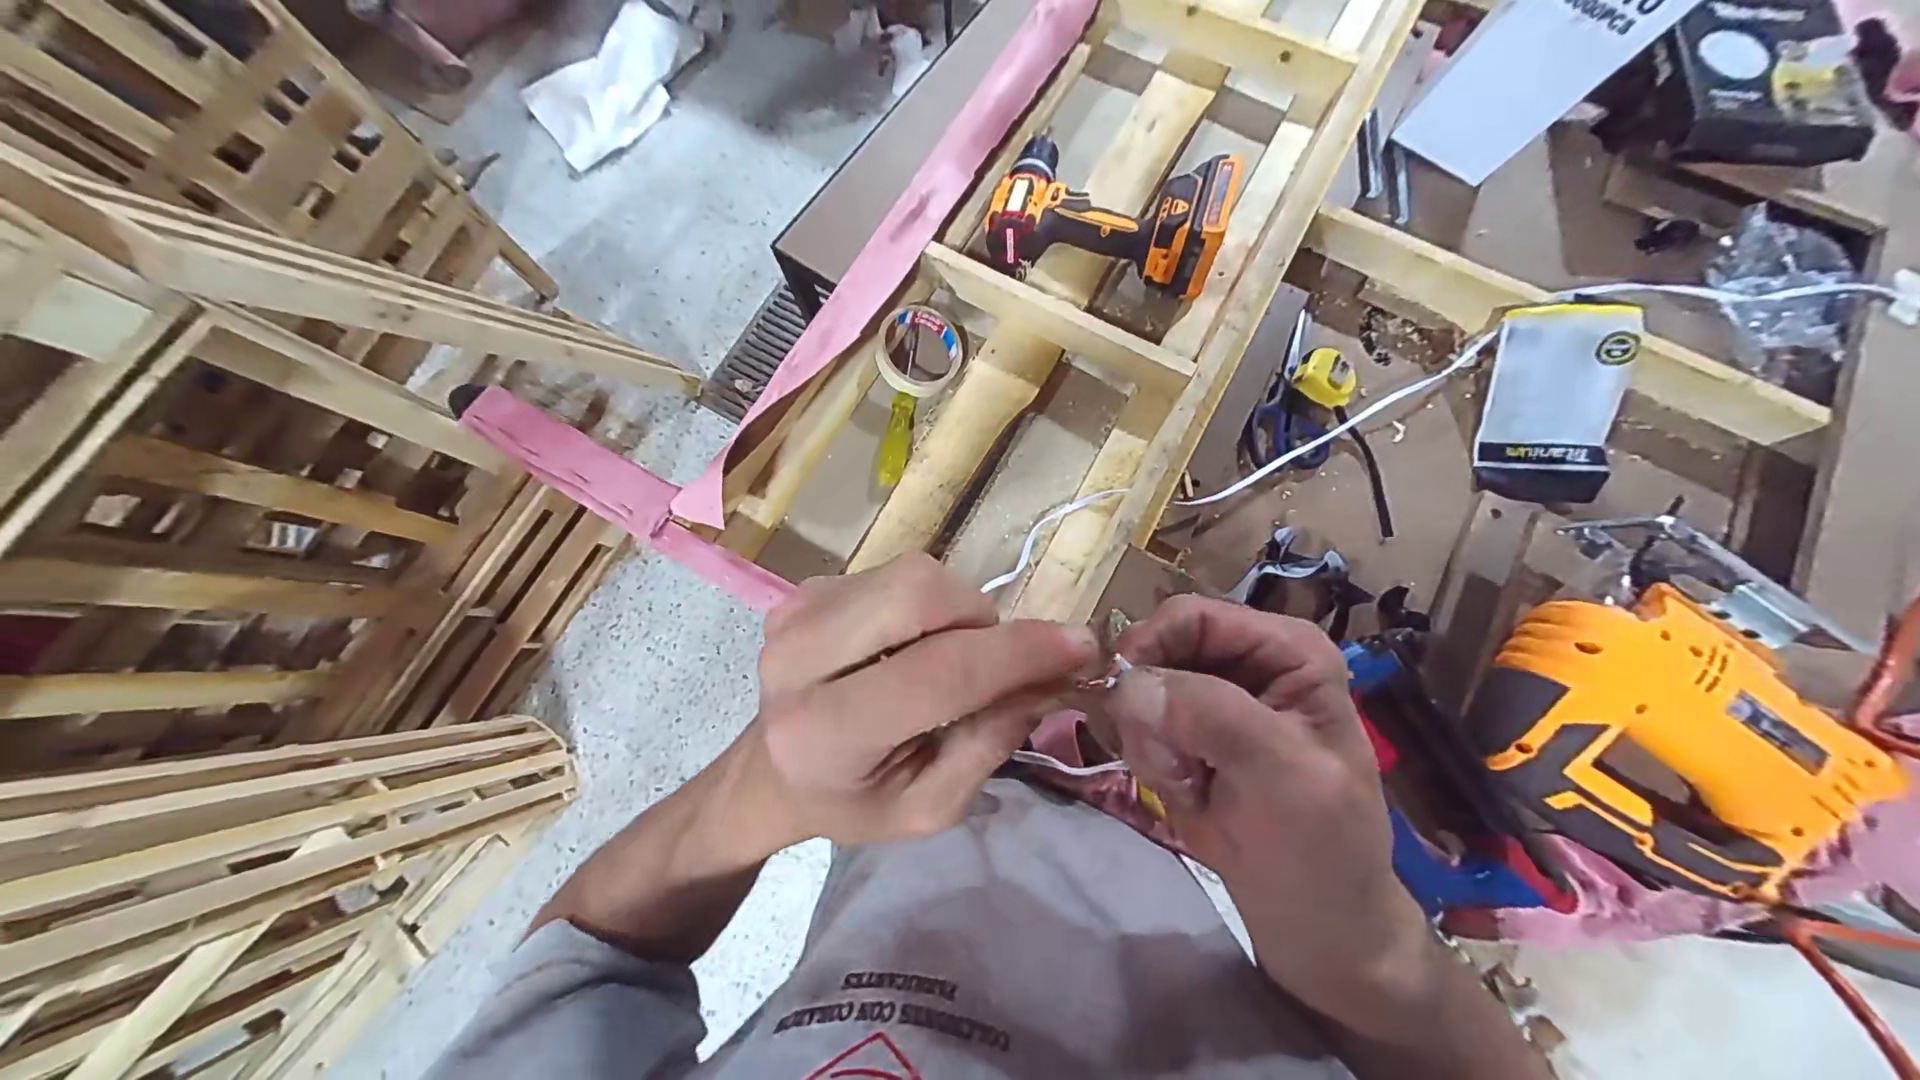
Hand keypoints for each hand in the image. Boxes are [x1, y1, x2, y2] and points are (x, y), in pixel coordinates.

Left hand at [751, 552, 1097, 846]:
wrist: (770, 771)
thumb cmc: (853, 801)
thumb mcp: (931, 805)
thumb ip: (992, 740)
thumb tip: (1054, 673)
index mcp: (824, 733)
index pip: (936, 674)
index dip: (1015, 655)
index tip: (1079, 646)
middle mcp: (798, 658)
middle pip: (920, 593)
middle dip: (982, 620)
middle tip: (994, 659)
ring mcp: (795, 613)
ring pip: (913, 574)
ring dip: (957, 611)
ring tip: (947, 656)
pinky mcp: (804, 589)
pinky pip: (895, 574)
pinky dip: (927, 605)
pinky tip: (909, 644)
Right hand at [1106, 596, 1431, 1024]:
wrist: (1313, 919)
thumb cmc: (1320, 846)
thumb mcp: (1284, 775)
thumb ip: (1213, 715)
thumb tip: (1128, 681)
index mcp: (1284, 647)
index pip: (1189, 615)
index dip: (1148, 648)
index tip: (1126, 703)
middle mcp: (1244, 658)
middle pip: (1154, 649)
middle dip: (1153, 711)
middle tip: (1181, 766)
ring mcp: (1211, 695)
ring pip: (1137, 689)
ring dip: (1153, 744)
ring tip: (1195, 786)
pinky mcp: (1186, 730)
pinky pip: (1136, 725)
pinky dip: (1149, 760)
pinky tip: (1189, 793)